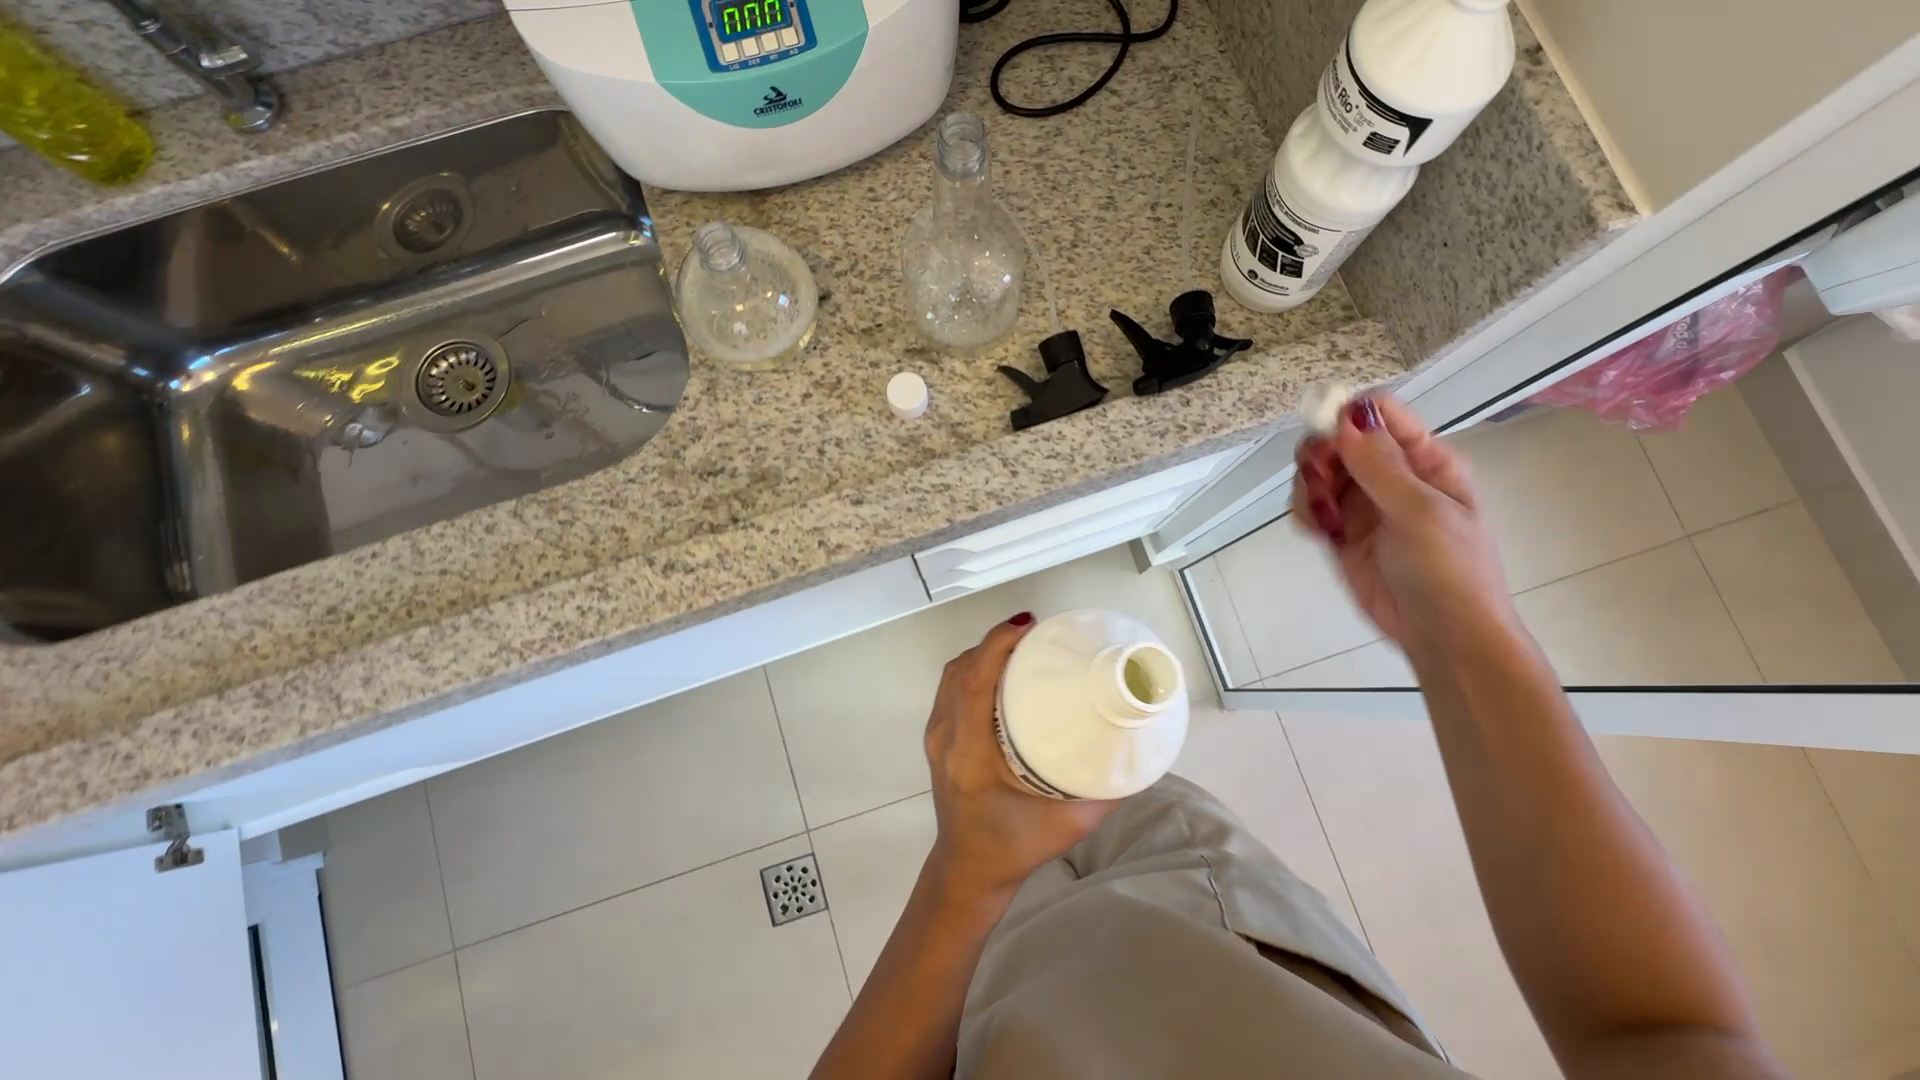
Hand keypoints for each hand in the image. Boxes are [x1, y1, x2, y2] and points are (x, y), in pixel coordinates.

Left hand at [922, 616, 1118, 901]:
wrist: (967, 873)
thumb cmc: (1012, 850)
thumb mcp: (1067, 826)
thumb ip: (1105, 791)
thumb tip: (1137, 748)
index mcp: (969, 755)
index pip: (973, 683)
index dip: (996, 645)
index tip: (1028, 626)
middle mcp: (946, 739)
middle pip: (960, 671)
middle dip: (995, 643)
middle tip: (1036, 634)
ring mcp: (936, 738)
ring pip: (952, 677)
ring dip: (983, 654)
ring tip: (1023, 646)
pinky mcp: (938, 740)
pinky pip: (951, 690)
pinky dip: (974, 671)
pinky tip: (1004, 672)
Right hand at [1291, 395, 1518, 658]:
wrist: (1443, 635)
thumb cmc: (1449, 571)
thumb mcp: (1421, 514)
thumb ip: (1381, 466)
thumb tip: (1346, 421)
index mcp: (1424, 461)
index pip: (1380, 414)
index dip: (1348, 417)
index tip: (1327, 441)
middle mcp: (1391, 476)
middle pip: (1339, 440)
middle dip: (1320, 455)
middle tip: (1318, 481)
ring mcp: (1365, 505)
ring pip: (1319, 473)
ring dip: (1309, 487)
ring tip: (1320, 518)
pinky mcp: (1343, 534)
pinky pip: (1312, 507)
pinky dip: (1305, 513)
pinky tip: (1316, 531)